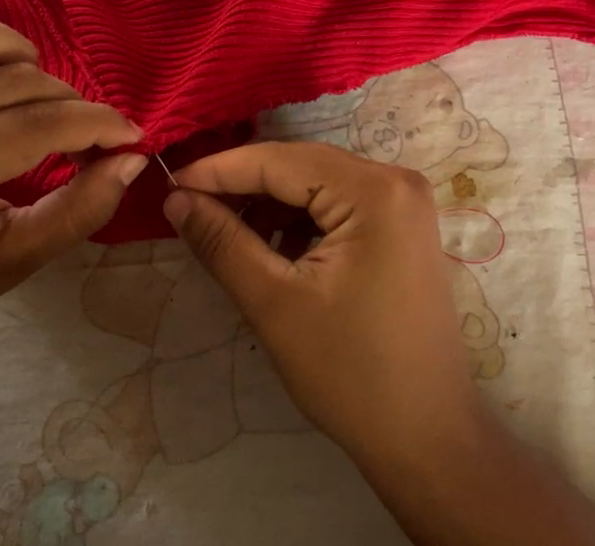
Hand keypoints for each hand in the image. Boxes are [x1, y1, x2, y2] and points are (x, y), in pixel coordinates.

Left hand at [0, 0, 146, 346]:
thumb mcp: (15, 261)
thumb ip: (81, 209)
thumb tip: (131, 158)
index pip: (35, 125)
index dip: (96, 126)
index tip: (134, 137)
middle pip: (8, 82)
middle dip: (69, 105)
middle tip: (93, 138)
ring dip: (12, 50)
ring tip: (35, 82)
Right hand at [162, 141, 479, 461]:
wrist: (426, 434)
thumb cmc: (350, 372)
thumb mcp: (274, 304)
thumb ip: (222, 242)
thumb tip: (175, 198)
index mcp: (374, 190)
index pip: (280, 160)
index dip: (219, 170)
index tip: (168, 186)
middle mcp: (396, 181)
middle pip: (301, 166)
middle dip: (242, 185)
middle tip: (186, 207)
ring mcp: (404, 204)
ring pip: (317, 184)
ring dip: (269, 203)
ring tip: (221, 231)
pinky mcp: (402, 228)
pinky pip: (339, 205)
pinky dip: (300, 220)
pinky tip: (268, 246)